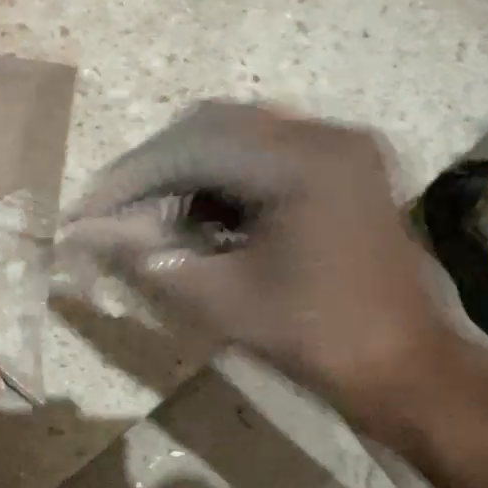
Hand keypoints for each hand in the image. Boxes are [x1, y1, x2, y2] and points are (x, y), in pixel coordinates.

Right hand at [63, 101, 474, 426]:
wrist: (402, 361)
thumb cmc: (312, 336)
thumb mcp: (220, 299)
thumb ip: (149, 258)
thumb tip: (84, 234)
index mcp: (302, 162)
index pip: (192, 145)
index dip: (130, 177)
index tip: (87, 210)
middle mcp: (324, 134)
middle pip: (213, 125)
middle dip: (153, 168)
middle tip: (111, 213)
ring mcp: (338, 146)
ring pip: (236, 135)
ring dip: (184, 172)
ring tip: (149, 220)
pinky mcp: (340, 166)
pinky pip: (263, 153)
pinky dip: (219, 179)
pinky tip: (196, 220)